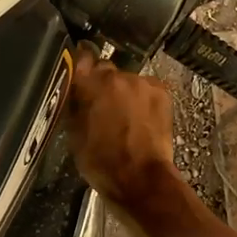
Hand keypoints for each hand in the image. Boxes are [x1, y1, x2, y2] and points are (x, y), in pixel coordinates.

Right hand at [66, 46, 177, 204]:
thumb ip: (75, 104)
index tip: (81, 75)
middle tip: (103, 107)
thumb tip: (76, 90)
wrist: (140, 178)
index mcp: (89, 84)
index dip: (81, 67)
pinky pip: (147, 89)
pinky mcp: (161, 92)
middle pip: (107, 72)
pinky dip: (143, 99)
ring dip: (125, 93)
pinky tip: (141, 118)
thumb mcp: (75, 134)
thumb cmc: (101, 162)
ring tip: (125, 117)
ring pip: (129, 81)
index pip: (81, 58)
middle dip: (104, 85)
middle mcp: (116, 76)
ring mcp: (141, 83)